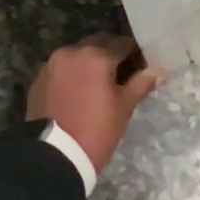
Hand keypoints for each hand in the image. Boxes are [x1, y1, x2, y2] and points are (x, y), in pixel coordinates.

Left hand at [26, 34, 165, 172]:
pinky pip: (60, 68)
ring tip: (98, 82)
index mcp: (96, 56)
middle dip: (109, 52)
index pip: (121, 44)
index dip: (133, 52)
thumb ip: (141, 84)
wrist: (54, 156)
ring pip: (76, 54)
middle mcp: (71, 52)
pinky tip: (77, 90)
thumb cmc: (96, 131)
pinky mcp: (38, 79)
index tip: (140, 63)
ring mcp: (51, 65)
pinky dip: (71, 73)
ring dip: (88, 61)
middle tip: (120, 71)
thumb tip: (160, 71)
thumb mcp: (123, 108)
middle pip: (97, 43)